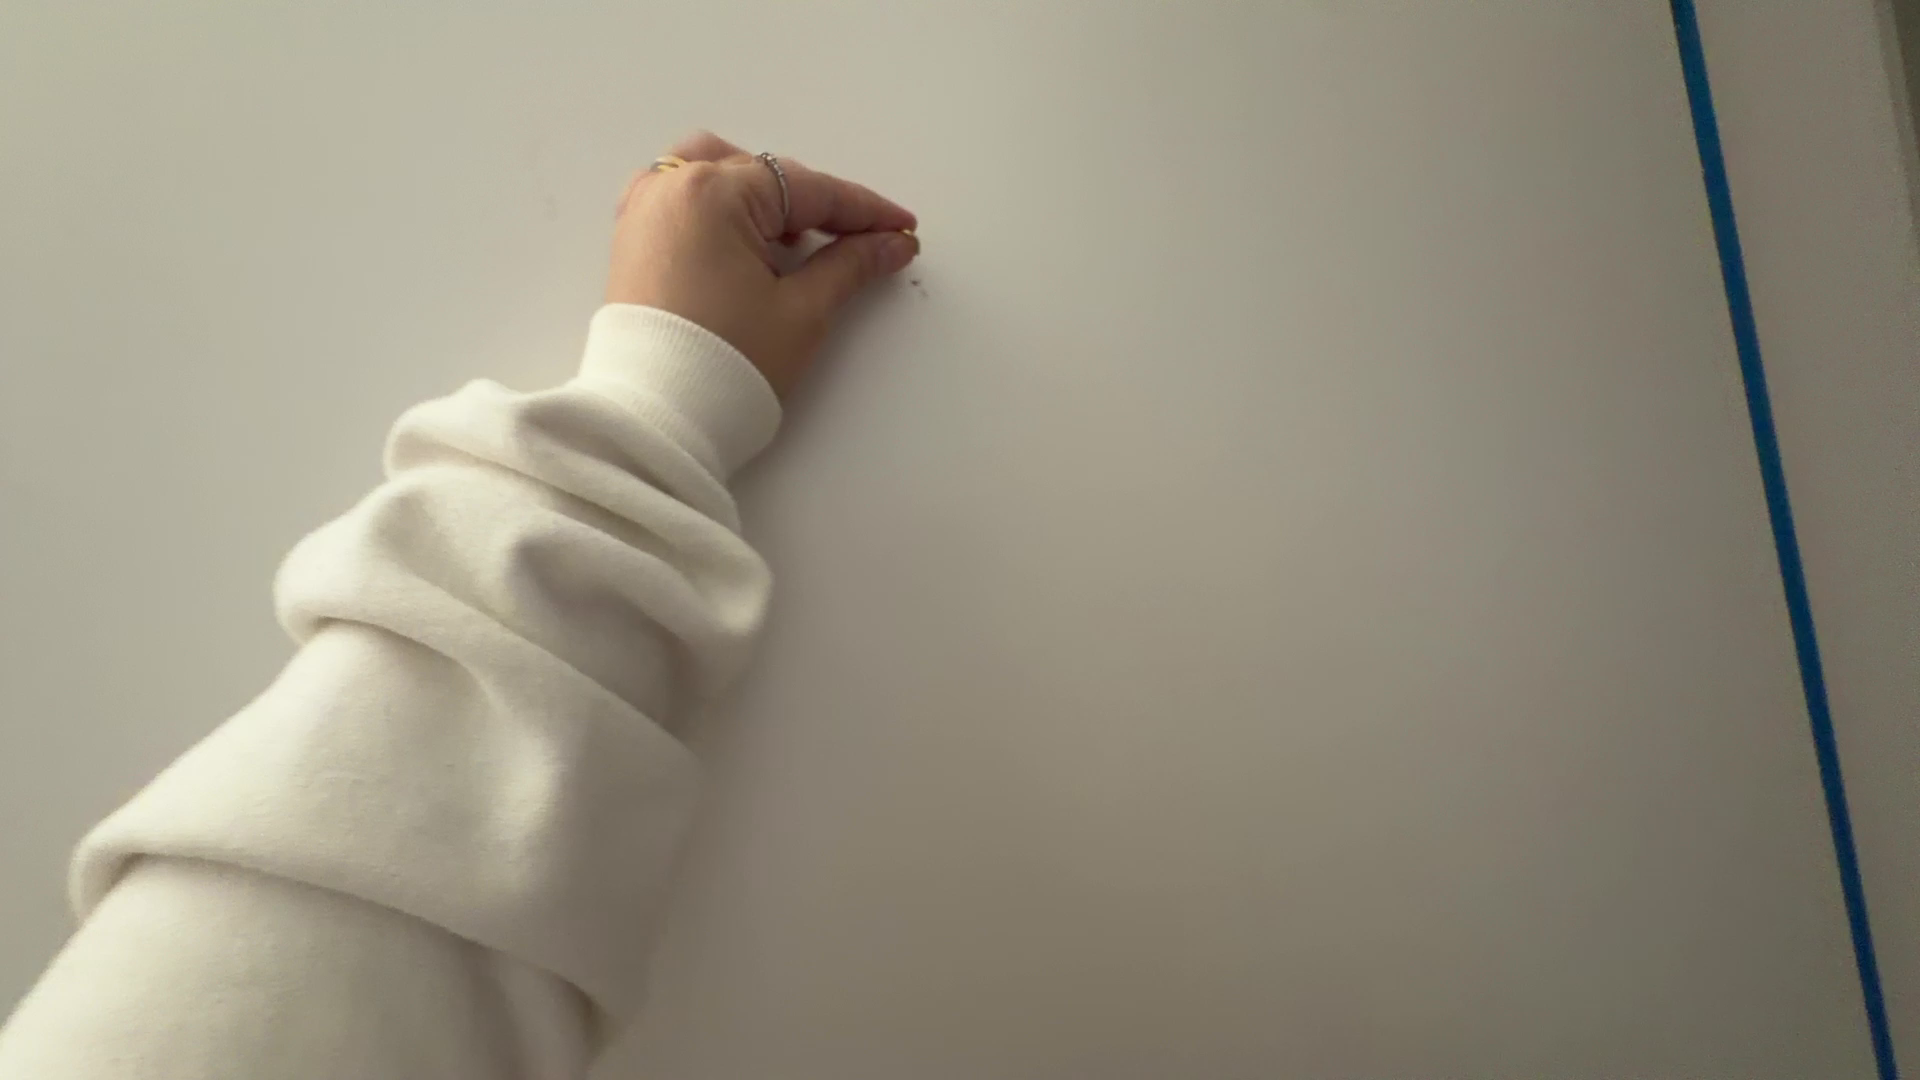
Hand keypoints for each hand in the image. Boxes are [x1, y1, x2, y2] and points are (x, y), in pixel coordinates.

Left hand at [606, 131, 919, 397]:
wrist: (658, 419)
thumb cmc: (730, 364)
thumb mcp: (802, 312)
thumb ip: (851, 266)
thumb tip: (894, 244)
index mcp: (714, 192)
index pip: (807, 190)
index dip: (863, 210)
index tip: (902, 227)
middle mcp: (672, 185)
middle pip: (764, 177)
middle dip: (817, 207)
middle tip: (862, 241)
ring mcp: (645, 209)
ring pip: (720, 177)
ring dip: (767, 199)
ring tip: (800, 240)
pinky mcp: (634, 239)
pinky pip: (687, 200)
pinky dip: (725, 210)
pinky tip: (749, 241)